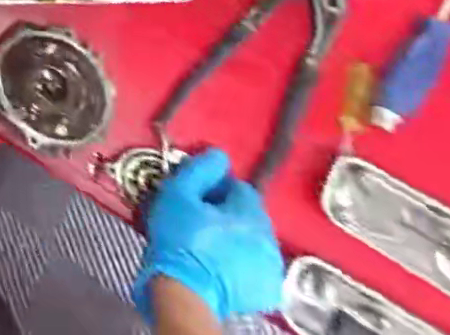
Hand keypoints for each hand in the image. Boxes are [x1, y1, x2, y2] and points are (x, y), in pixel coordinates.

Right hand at [132, 148, 283, 323]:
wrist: (183, 295)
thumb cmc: (179, 239)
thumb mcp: (178, 193)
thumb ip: (200, 169)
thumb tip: (218, 155)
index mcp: (250, 214)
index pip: (240, 187)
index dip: (216, 188)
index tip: (197, 198)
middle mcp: (269, 240)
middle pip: (248, 212)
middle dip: (227, 211)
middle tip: (199, 219)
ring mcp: (271, 269)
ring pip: (252, 238)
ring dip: (236, 235)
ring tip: (208, 242)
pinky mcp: (267, 291)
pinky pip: (256, 263)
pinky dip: (242, 260)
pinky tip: (221, 263)